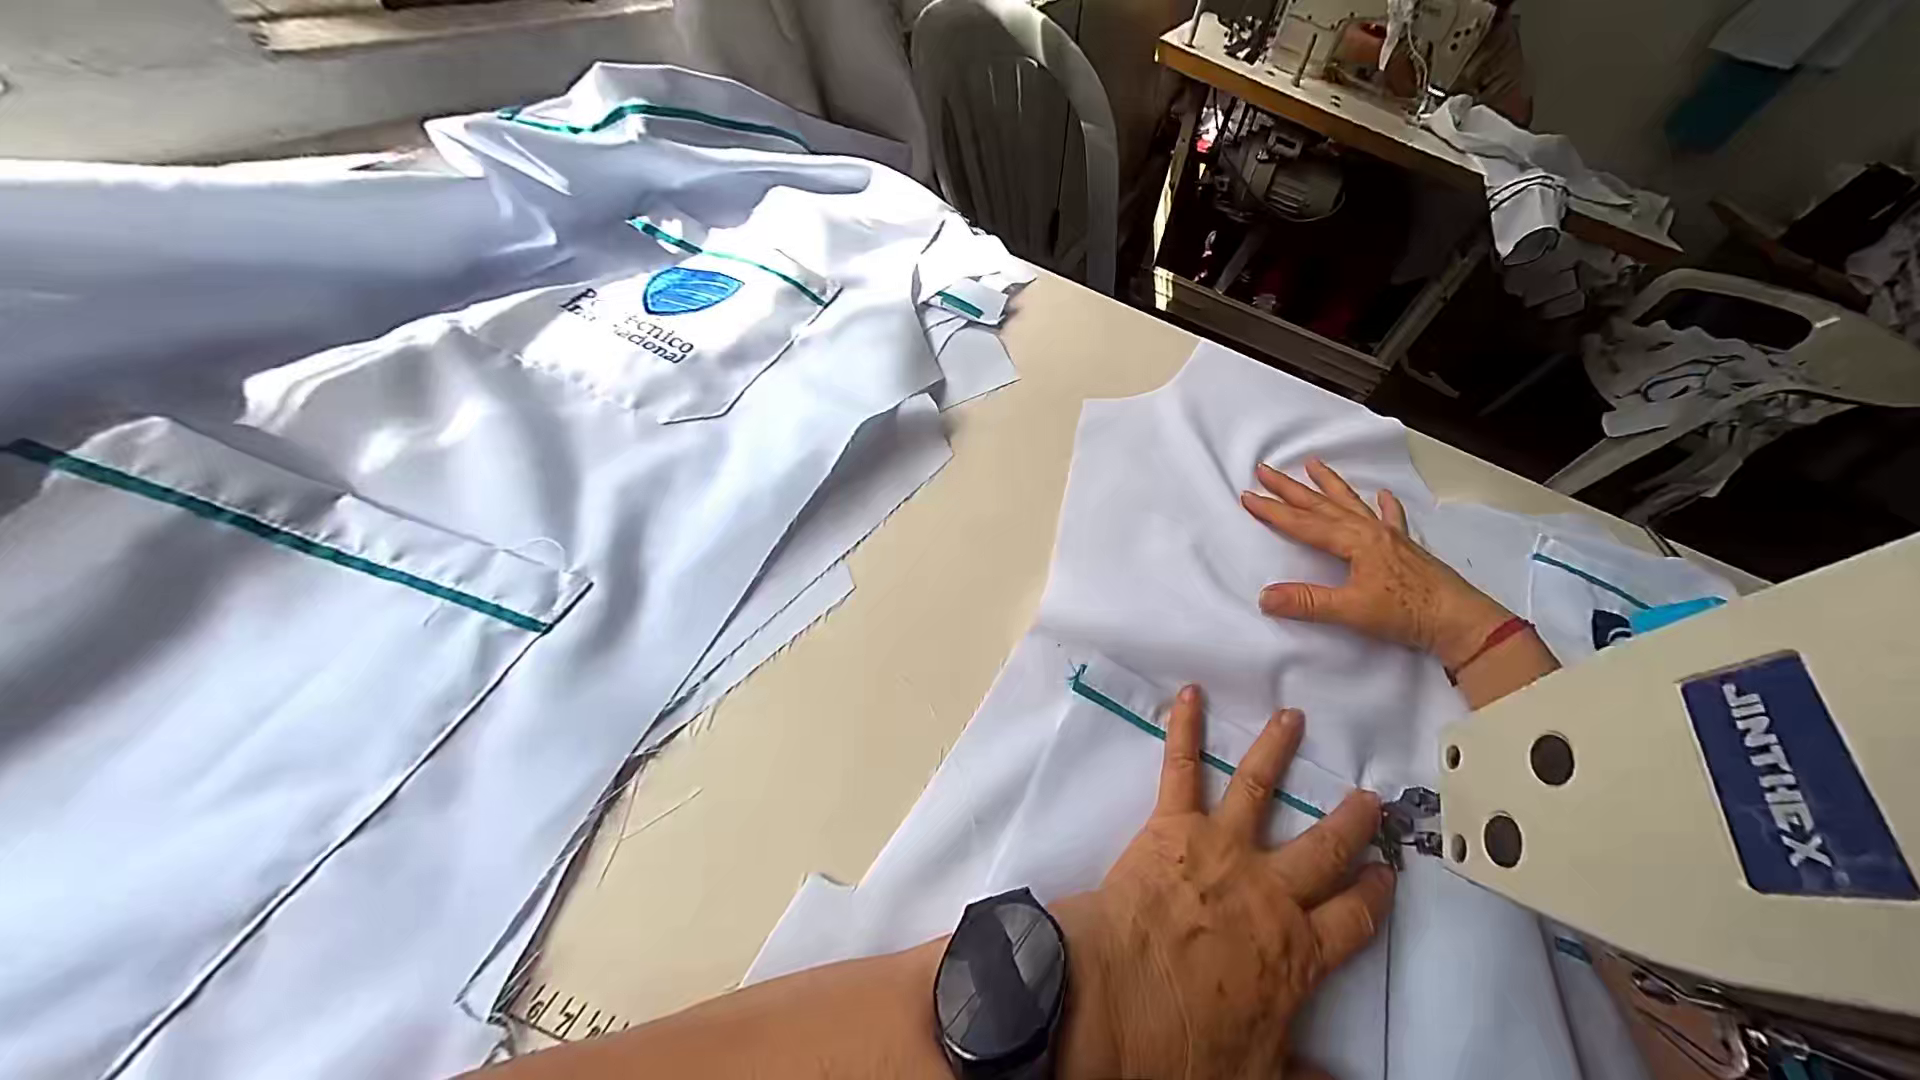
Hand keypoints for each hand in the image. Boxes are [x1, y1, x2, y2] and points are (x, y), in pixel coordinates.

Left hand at [1052, 686, 1394, 1079]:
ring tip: (1292, 717)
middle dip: (1349, 823)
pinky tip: (1189, 694)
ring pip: (1260, 789)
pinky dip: (1185, 728)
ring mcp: (1221, 848)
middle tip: (1367, 797)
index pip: (1353, 919)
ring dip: (1277, 749)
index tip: (1386, 872)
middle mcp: (1268, 891)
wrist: (1115, 1000)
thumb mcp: (1255, 1074)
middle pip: (1322, 850)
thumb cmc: (1181, 1043)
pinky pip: (1182, 767)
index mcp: (1296, 953)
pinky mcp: (1172, 824)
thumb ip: (1303, 1073)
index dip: (1374, 895)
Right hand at [1241, 458, 1513, 670]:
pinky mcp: (1405, 548)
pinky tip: (1383, 495)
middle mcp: (1368, 532)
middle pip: (1321, 504)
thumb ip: (1306, 602)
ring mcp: (1388, 537)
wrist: (1461, 622)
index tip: (1248, 496)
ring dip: (1330, 484)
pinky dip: (1385, 506)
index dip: (1272, 510)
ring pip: (1351, 504)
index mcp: (1354, 542)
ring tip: (1313, 464)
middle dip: (1290, 488)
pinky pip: (1390, 518)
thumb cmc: (1407, 613)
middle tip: (1266, 470)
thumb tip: (1264, 597)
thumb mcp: (1350, 611)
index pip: (1303, 523)